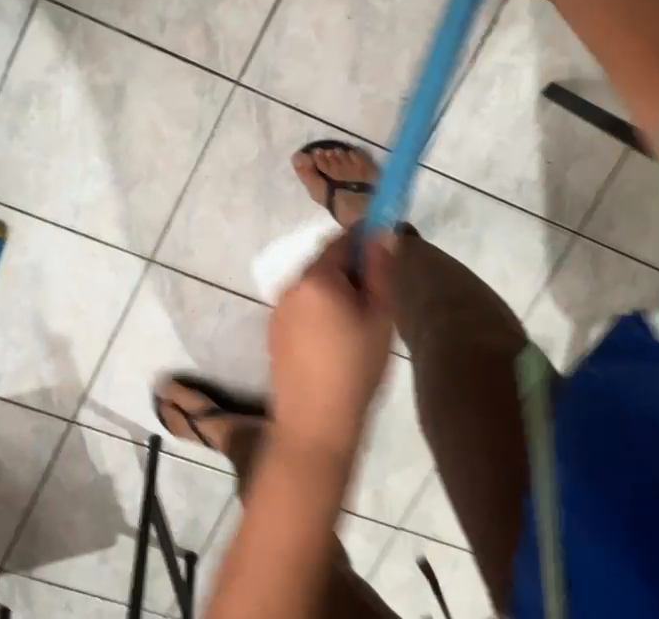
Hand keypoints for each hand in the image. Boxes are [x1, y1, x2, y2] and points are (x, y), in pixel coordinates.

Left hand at [267, 232, 395, 464]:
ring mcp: (277, 311)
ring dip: (335, 295)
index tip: (385, 261)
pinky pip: (302, 309)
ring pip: (314, 289)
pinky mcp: (273, 333)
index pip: (342, 241)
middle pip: (326, 264)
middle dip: (351, 274)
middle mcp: (289, 286)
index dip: (365, 244)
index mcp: (315, 277)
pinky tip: (335, 346)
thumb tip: (382, 232)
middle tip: (376, 305)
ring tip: (357, 330)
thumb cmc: (355, 369)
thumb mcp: (380, 317)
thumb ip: (381, 270)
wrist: (314, 426)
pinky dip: (319, 315)